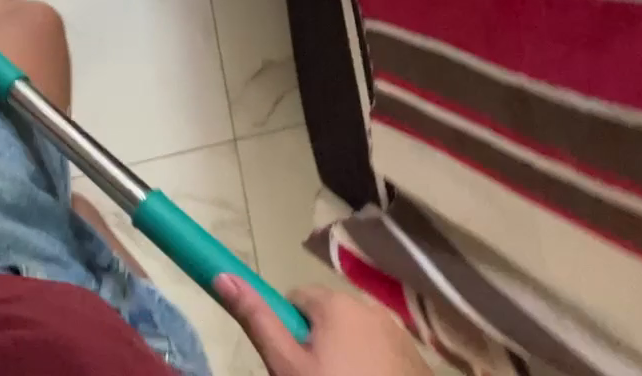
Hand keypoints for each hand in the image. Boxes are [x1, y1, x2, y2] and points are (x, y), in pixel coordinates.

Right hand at [216, 275, 431, 375]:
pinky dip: (373, 369)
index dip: (288, 333)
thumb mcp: (288, 366)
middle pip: (326, 317)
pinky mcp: (418, 360)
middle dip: (317, 345)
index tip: (294, 365)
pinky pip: (382, 353)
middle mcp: (369, 306)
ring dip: (346, 357)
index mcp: (335, 303)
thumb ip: (257, 319)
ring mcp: (398, 333)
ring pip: (355, 336)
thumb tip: (223, 275)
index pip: (295, 300)